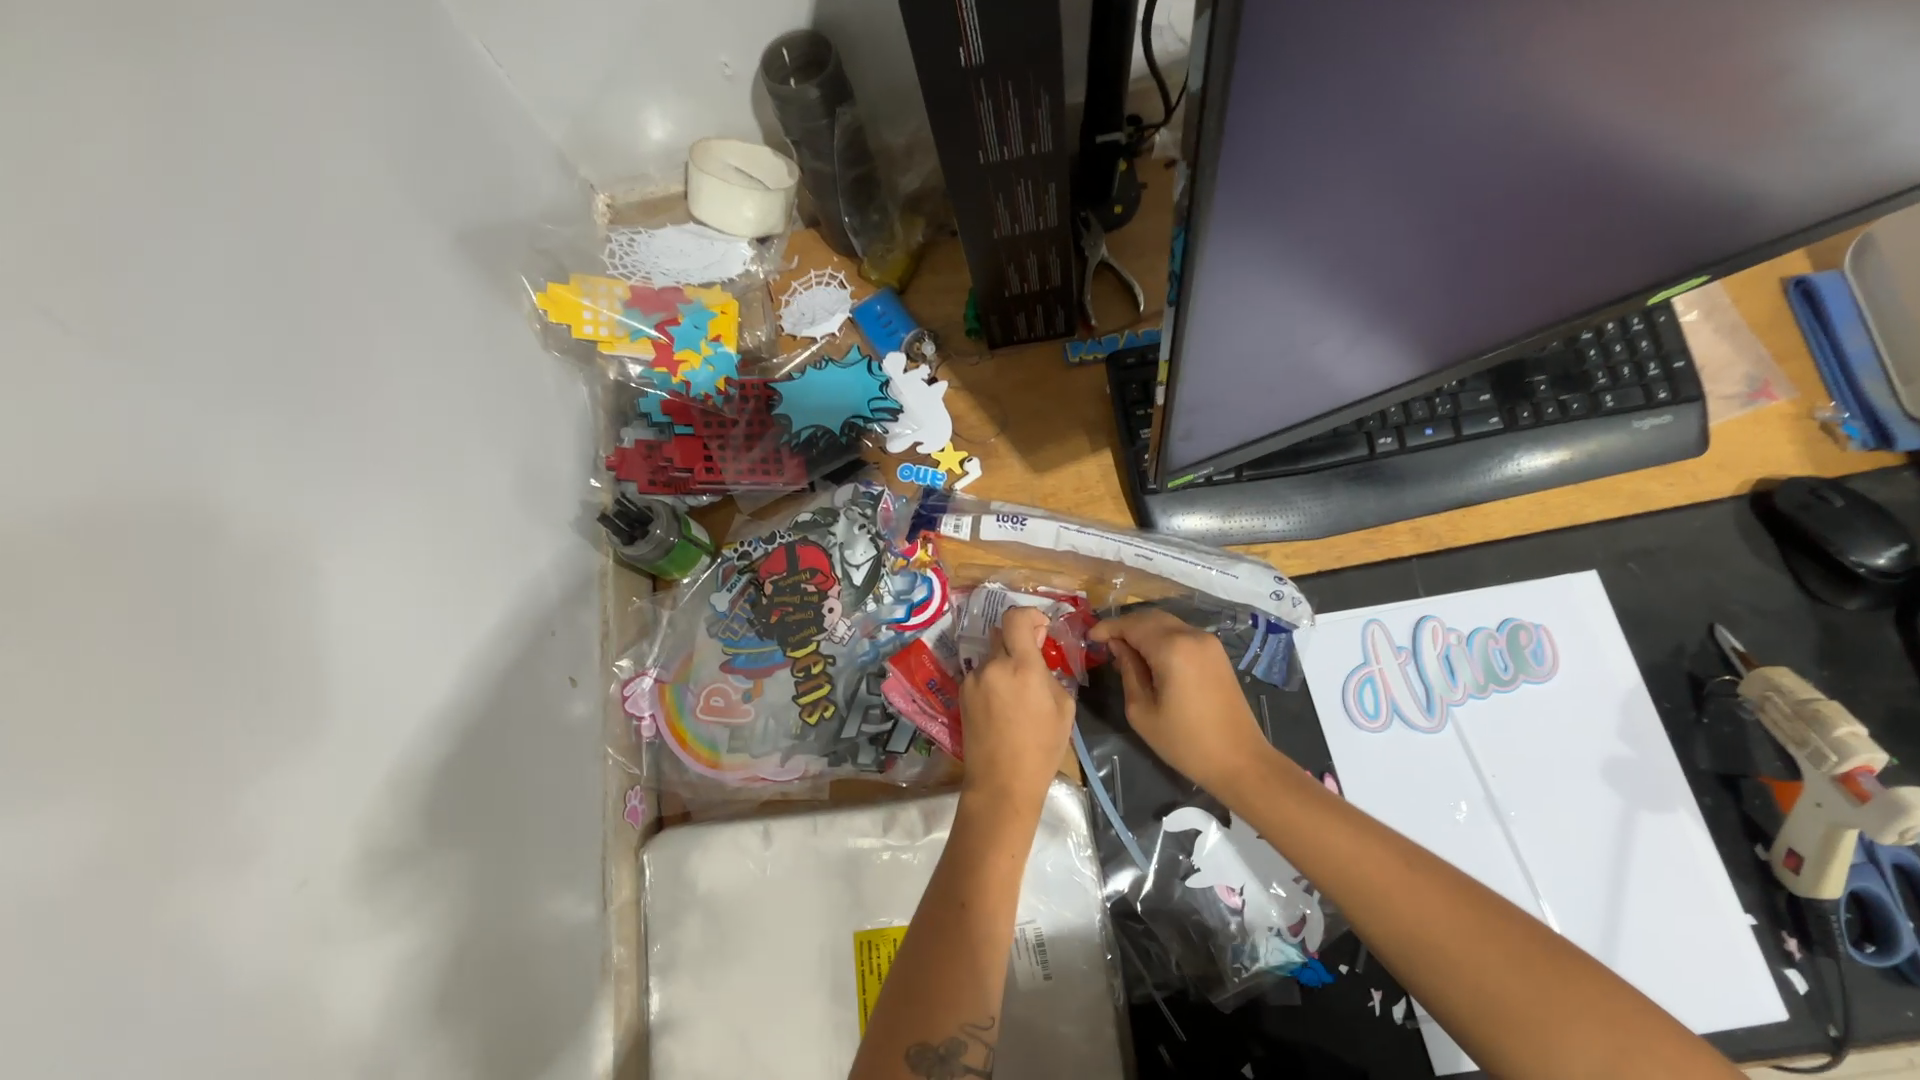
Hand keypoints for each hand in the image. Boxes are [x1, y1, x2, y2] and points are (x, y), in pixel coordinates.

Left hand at [958, 606, 1075, 807]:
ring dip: (1005, 663)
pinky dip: (992, 680)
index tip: (1041, 628)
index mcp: (1021, 666)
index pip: (1016, 617)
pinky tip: (1002, 706)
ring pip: (991, 657)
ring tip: (1018, 693)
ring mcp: (973, 680)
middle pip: (1001, 634)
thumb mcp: (1064, 707)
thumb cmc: (1041, 747)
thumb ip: (1051, 673)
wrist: (1002, 782)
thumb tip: (1039, 659)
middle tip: (1032, 661)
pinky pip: (980, 675)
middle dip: (1018, 641)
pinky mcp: (962, 694)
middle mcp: (992, 666)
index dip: (1030, 615)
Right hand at [1088, 609, 1275, 793]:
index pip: (1132, 625)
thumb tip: (1118, 647)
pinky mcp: (1217, 653)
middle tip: (1104, 643)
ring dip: (1143, 631)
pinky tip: (1149, 656)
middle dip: (1125, 626)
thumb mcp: (1142, 711)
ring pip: (1167, 623)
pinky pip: (1182, 634)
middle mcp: (1192, 636)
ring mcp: (1209, 643)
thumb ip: (1128, 671)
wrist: (1239, 759)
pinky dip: (1161, 638)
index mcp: (1172, 648)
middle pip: (1150, 618)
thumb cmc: (1185, 741)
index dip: (1108, 628)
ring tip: (1123, 651)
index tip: (1089, 638)